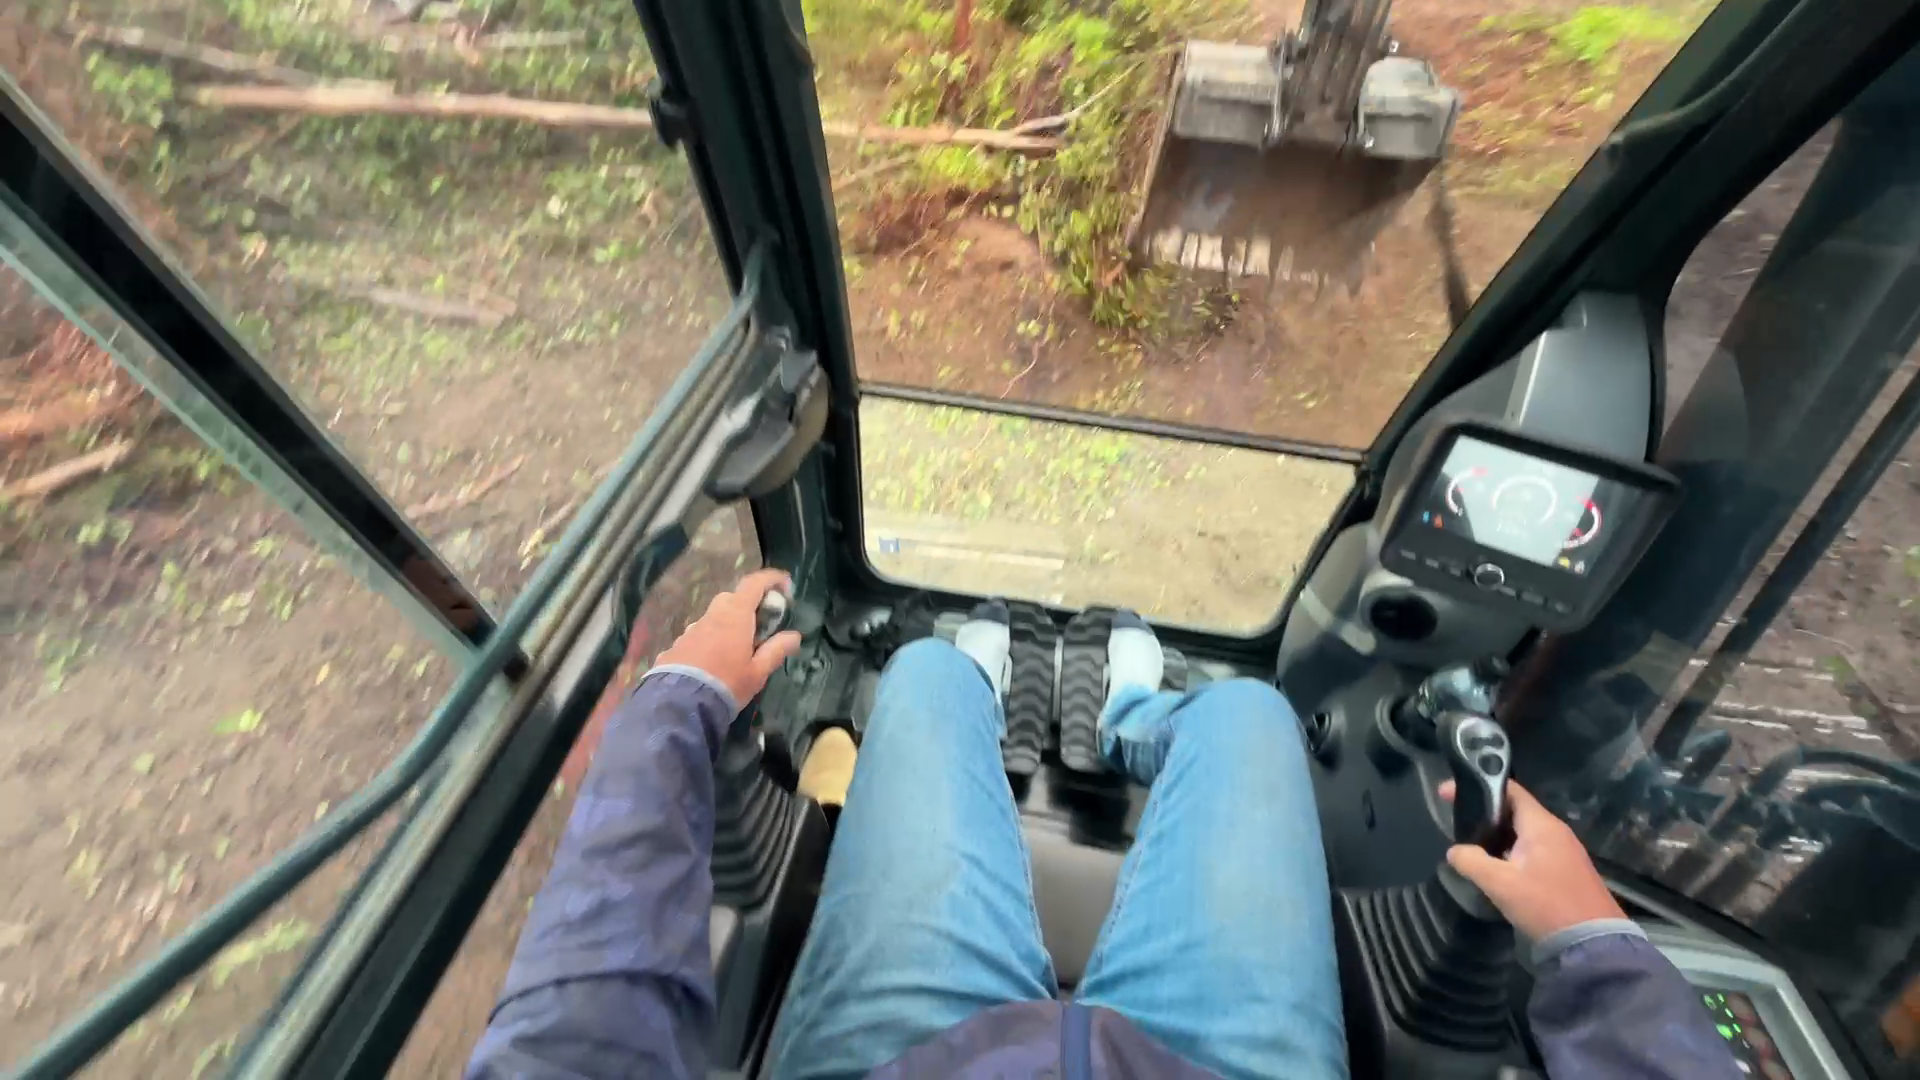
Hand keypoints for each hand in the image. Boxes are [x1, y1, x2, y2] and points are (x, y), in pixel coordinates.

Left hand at [655, 569, 802, 707]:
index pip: (754, 584)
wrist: (678, 705)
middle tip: (762, 625)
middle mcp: (712, 615)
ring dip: (730, 623)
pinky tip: (714, 662)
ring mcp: (691, 629)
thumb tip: (794, 636)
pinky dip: (712, 639)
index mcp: (735, 615)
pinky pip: (700, 634)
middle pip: (733, 598)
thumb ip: (776, 650)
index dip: (771, 579)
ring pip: (715, 616)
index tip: (785, 586)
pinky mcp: (677, 645)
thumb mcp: (758, 672)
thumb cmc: (726, 684)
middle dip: (750, 604)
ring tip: (738, 649)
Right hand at [1439, 778, 1625, 940]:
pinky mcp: (1569, 873)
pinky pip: (1533, 850)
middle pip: (1514, 810)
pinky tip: (1497, 867)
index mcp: (1542, 826)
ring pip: (1523, 832)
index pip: (1508, 790)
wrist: (1597, 949)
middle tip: (1456, 820)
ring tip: (1471, 844)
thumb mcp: (1498, 882)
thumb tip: (1455, 851)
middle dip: (1484, 813)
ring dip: (1497, 835)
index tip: (1447, 793)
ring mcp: (1566, 853)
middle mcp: (1557, 833)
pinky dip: (1511, 851)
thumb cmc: (1546, 905)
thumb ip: (1469, 860)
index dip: (1476, 786)